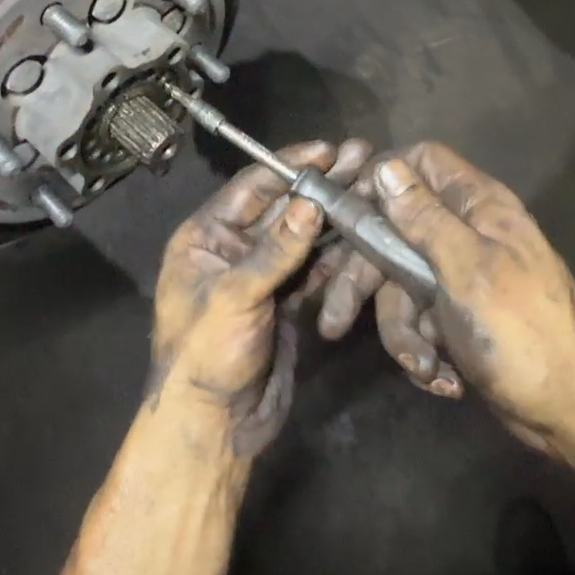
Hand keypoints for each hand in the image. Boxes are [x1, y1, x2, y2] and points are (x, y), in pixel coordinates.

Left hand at [152, 139, 372, 455]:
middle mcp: (232, 248)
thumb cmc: (207, 353)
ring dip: (332, 217)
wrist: (215, 424)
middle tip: (361, 159)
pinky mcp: (283, 301)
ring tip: (370, 191)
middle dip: (319, 186)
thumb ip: (276, 250)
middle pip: (281, 208)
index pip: (252, 188)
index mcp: (205, 237)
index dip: (290, 167)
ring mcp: (260, 275)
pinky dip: (333, 254)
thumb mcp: (235, 296)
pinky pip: (310, 269)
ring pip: (300, 237)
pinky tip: (362, 235)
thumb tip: (311, 202)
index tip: (329, 149)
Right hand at [310, 142, 574, 455]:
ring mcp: (458, 276)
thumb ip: (425, 218)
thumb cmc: (524, 335)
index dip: (379, 177)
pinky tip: (442, 377)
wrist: (572, 414)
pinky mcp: (454, 315)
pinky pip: (416, 319)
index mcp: (478, 208)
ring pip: (398, 285)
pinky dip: (423, 349)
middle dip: (364, 282)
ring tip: (424, 366)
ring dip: (402, 331)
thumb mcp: (469, 271)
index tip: (340, 209)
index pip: (421, 162)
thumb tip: (386, 167)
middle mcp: (465, 234)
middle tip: (334, 320)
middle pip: (392, 233)